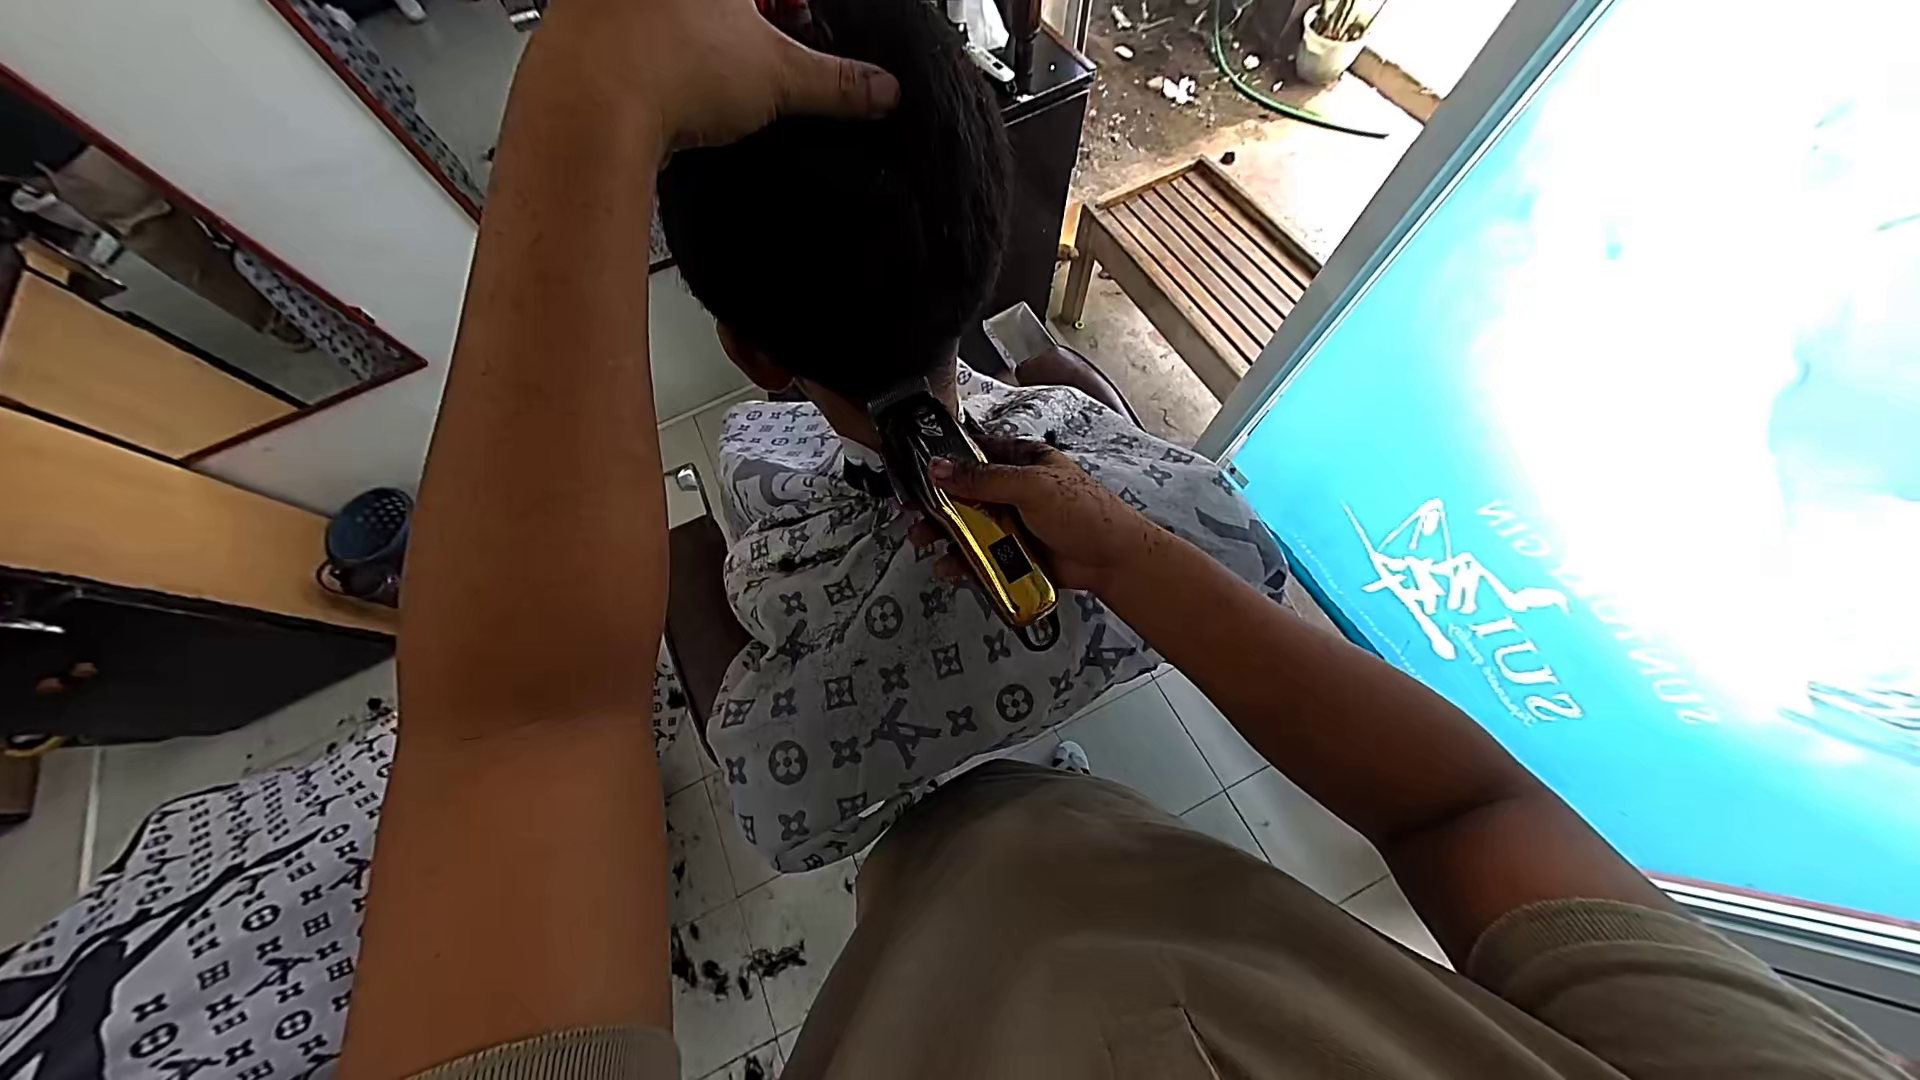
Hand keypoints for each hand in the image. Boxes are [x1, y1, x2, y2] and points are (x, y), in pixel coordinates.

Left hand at [532, 0, 899, 149]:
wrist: (595, 104)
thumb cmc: (668, 61)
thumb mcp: (780, 75)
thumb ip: (837, 84)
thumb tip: (880, 91)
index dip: (797, 6)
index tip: (802, 23)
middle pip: (741, 0)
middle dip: (764, 17)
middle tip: (774, 51)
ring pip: (699, 13)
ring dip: (725, 38)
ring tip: (736, 77)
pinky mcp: (610, 20)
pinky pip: (664, 30)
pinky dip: (690, 54)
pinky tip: (700, 86)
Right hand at [911, 437, 1164, 592]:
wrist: (1112, 561)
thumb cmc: (1086, 513)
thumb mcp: (1032, 486)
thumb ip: (983, 478)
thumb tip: (941, 468)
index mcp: (1022, 461)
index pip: (976, 453)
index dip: (947, 461)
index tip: (921, 473)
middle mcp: (1014, 489)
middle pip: (965, 493)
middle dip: (939, 505)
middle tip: (917, 513)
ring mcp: (1012, 522)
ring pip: (968, 526)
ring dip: (945, 534)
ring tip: (925, 540)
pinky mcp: (1012, 552)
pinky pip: (980, 554)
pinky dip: (962, 561)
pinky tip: (950, 565)